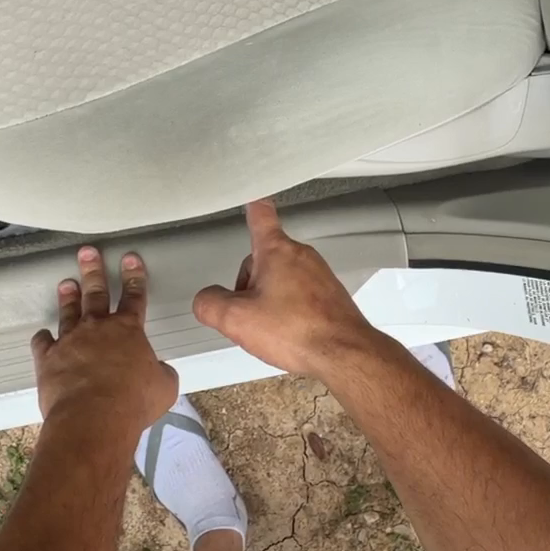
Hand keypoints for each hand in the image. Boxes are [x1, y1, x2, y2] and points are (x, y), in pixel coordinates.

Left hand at [31, 246, 178, 442]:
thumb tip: (160, 372)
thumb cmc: (133, 402)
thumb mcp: (164, 388)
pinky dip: (43, 339)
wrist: (92, 419)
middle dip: (93, 270)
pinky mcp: (48, 359)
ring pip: (69, 312)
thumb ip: (162, 373)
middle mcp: (98, 328)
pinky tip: (42, 336)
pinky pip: (43, 343)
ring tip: (66, 283)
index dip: (134, 276)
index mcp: (128, 330)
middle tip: (87, 252)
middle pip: (96, 293)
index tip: (129, 258)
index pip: (134, 295)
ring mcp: (70, 341)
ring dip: (68, 297)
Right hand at [193, 200, 388, 378]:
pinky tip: (289, 333)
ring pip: (280, 278)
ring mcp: (317, 274)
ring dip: (269, 298)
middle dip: (249, 282)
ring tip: (272, 328)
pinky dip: (289, 310)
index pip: (260, 215)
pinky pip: (299, 294)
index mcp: (276, 251)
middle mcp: (300, 255)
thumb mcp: (237, 319)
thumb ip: (210, 304)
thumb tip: (205, 299)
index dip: (251, 205)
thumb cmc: (298, 330)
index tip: (250, 196)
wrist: (344, 354)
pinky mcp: (328, 294)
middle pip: (263, 258)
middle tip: (249, 312)